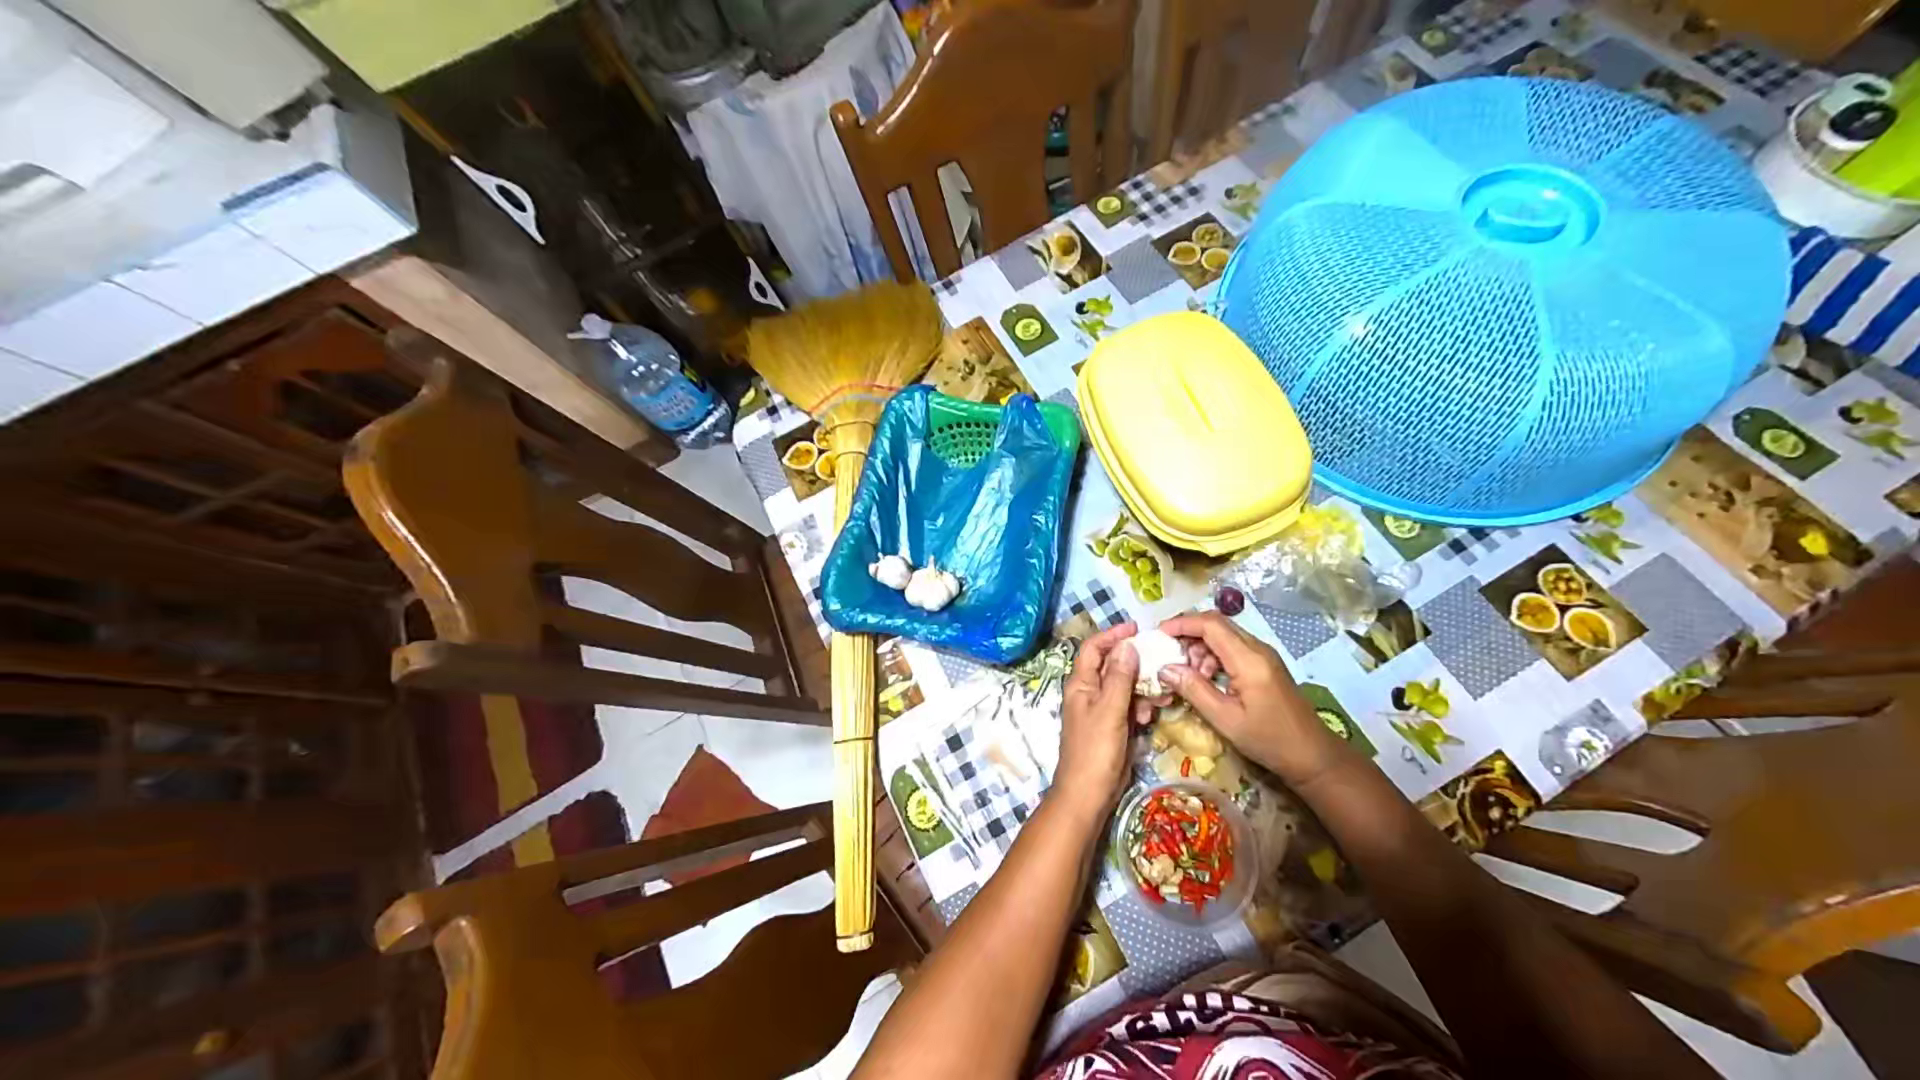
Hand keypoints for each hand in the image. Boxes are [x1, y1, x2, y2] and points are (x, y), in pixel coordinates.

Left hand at [1054, 621, 1151, 813]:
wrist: (1088, 793)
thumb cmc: (1095, 750)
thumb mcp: (1110, 710)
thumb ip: (1119, 677)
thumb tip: (1127, 645)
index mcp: (1080, 684)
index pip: (1094, 648)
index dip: (1113, 635)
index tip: (1137, 629)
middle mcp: (1088, 692)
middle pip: (1112, 665)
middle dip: (1135, 662)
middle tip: (1159, 662)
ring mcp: (1100, 709)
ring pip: (1124, 686)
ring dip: (1142, 686)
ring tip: (1159, 694)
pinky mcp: (1112, 726)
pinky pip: (1128, 706)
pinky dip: (1140, 705)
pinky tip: (1151, 714)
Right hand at [1154, 612, 1356, 789]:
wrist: (1313, 755)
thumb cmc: (1269, 740)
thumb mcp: (1225, 719)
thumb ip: (1194, 689)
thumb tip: (1164, 668)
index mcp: (1249, 659)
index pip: (1210, 624)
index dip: (1181, 623)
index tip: (1158, 634)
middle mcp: (1257, 649)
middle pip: (1217, 624)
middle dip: (1188, 634)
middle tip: (1169, 655)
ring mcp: (1263, 655)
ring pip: (1223, 635)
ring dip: (1200, 647)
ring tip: (1189, 675)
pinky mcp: (1264, 665)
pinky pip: (1232, 648)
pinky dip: (1213, 656)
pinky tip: (1206, 679)